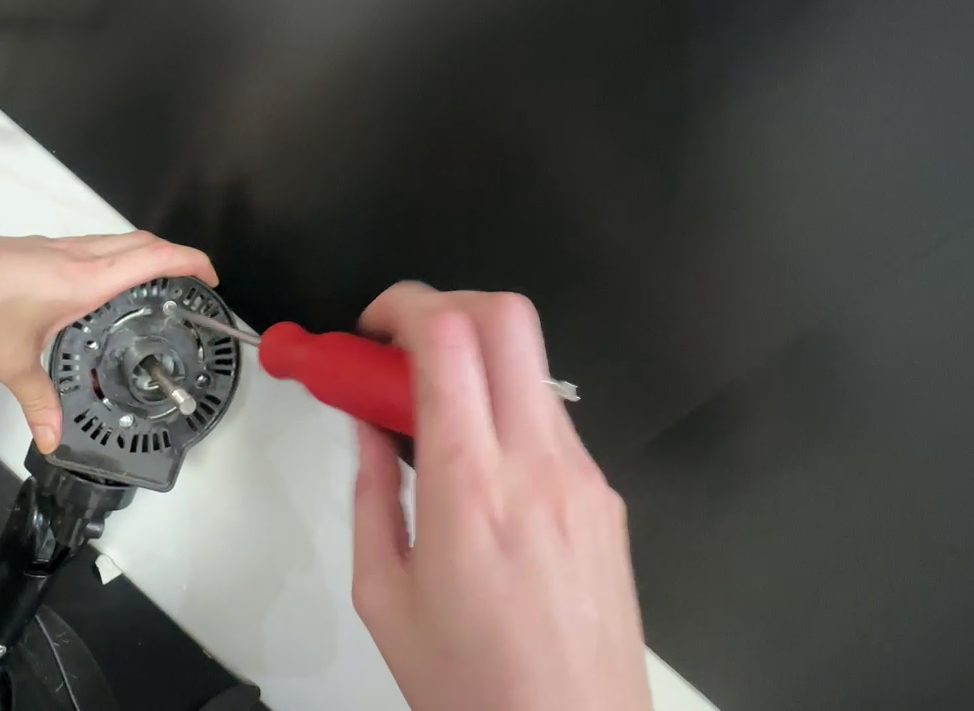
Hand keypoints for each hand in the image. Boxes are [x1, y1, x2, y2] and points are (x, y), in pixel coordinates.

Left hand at [0, 231, 216, 451]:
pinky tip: (94, 288)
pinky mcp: (33, 248)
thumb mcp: (11, 362)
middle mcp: (73, 255)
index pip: (152, 258)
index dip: (189, 261)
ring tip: (151, 284)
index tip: (210, 275)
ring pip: (114, 239)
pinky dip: (110, 257)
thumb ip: (39, 400)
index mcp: (81, 278)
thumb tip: (52, 435)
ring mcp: (52, 247)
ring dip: (142, 253)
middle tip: (190, 280)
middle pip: (141, 240)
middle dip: (174, 254)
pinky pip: (87, 244)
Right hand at [350, 283, 650, 710]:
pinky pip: (548, 413)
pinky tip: (481, 456)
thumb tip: (367, 424)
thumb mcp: (383, 593)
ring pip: (528, 360)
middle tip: (405, 340)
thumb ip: (369, 491)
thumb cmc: (472, 686)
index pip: (446, 340)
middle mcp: (537, 465)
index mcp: (469, 488)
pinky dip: (504, 403)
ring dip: (475, 356)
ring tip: (434, 407)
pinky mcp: (607, 493)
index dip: (402, 306)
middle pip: (506, 317)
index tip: (373, 327)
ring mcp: (583, 474)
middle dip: (446, 302)